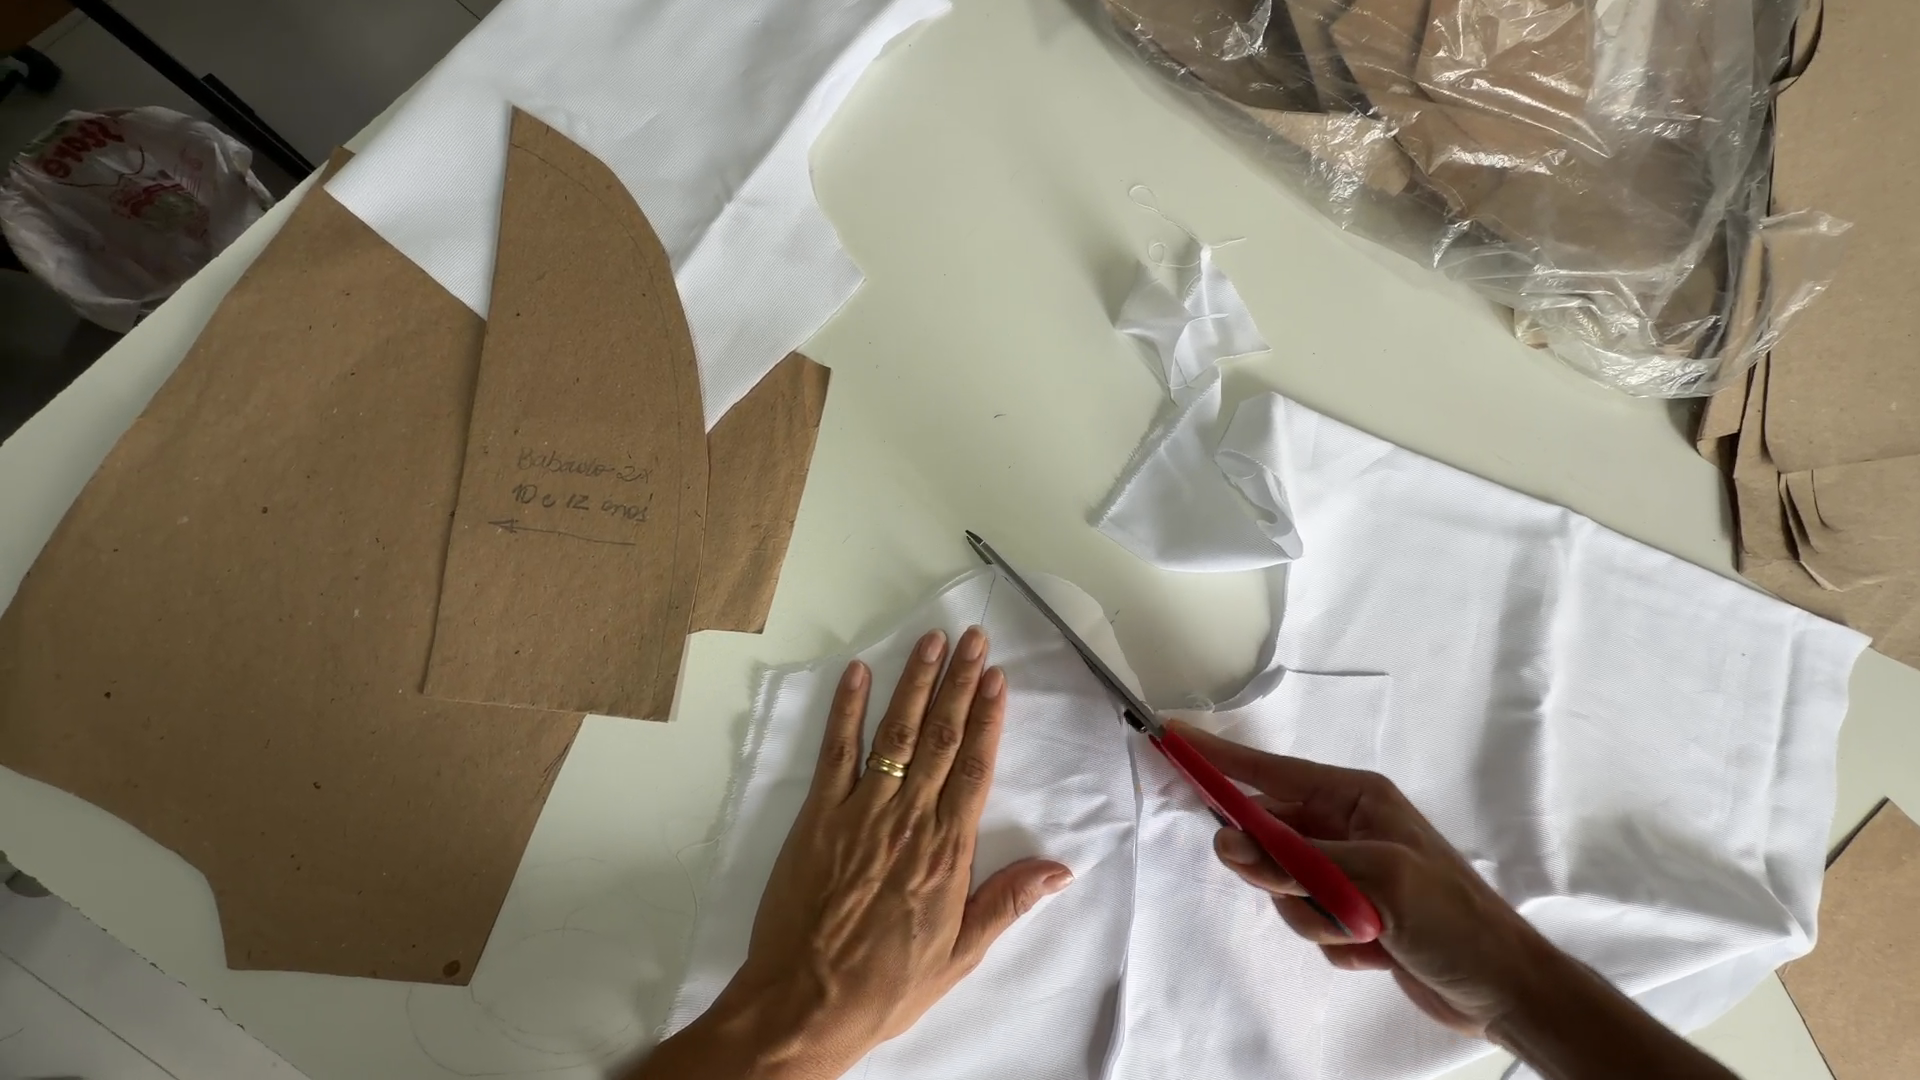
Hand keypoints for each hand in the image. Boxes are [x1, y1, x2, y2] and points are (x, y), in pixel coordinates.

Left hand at [675, 627, 1073, 1078]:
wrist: (803, 1005)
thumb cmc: (886, 984)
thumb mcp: (959, 956)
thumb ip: (1007, 903)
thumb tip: (1060, 869)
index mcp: (946, 851)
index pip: (975, 768)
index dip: (987, 718)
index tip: (996, 678)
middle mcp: (909, 818)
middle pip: (941, 737)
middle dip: (959, 682)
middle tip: (973, 638)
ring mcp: (861, 810)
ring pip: (896, 733)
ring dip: (915, 683)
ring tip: (931, 641)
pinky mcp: (819, 813)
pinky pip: (836, 751)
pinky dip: (847, 709)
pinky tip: (858, 673)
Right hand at [1171, 720, 1551, 1036]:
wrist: (1509, 991)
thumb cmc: (1450, 917)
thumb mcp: (1373, 880)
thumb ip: (1295, 861)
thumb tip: (1225, 844)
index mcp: (1351, 797)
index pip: (1266, 770)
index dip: (1216, 757)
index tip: (1171, 738)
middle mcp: (1340, 825)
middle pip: (1268, 833)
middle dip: (1276, 868)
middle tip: (1302, 890)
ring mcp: (1342, 868)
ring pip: (1281, 882)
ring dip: (1311, 913)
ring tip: (1361, 931)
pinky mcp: (1347, 908)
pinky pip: (1303, 914)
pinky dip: (1329, 936)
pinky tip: (1373, 949)